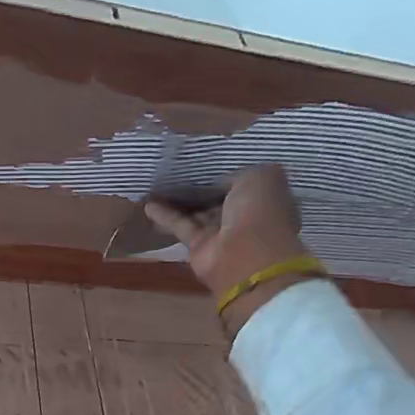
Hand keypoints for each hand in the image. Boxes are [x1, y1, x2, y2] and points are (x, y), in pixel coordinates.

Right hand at [144, 164, 307, 297]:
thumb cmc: (260, 211)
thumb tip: (216, 180)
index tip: (207, 157)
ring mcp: (222, 234)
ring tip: (159, 183)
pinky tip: (148, 204)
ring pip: (199, 212)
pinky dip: (166, 215)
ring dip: (180, 200)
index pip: (244, 182)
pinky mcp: (199, 247)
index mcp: (267, 198)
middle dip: (202, 186)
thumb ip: (237, 172)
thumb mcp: (260, 176)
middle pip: (219, 198)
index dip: (226, 171)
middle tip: (180, 168)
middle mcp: (245, 217)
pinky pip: (182, 225)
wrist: (246, 257)